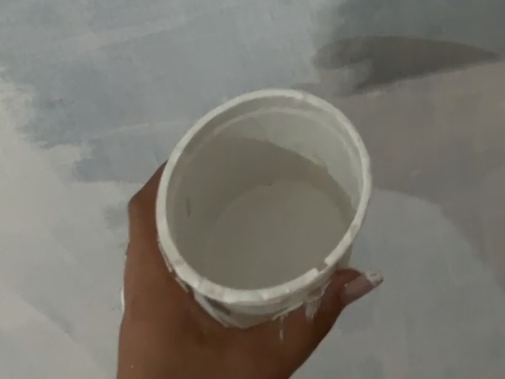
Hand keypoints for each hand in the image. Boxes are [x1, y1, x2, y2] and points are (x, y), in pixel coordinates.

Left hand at [116, 165, 379, 378]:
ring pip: (152, 249)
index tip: (202, 148)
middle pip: (147, 223)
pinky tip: (222, 254)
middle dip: (182, 189)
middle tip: (229, 168)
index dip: (165, 172)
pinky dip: (185, 252)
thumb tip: (364, 276)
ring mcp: (142, 316)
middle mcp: (139, 296)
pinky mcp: (152, 333)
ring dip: (182, 221)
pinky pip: (161, 273)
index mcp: (152, 289)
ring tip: (230, 199)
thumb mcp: (264, 363)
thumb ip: (312, 317)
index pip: (143, 212)